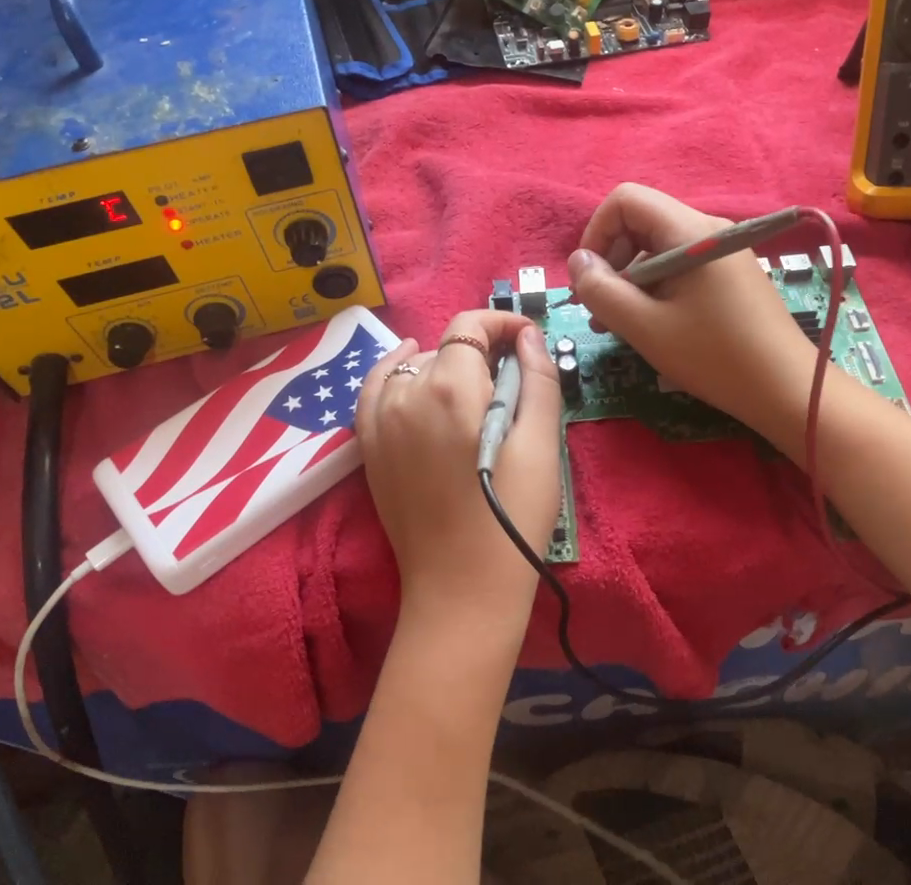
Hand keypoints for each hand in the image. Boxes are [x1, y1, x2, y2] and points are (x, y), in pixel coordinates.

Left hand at [356, 312, 561, 616]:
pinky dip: (395, 374)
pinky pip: (375, 392)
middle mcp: (405, 394)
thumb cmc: (511, 518)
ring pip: (411, 366)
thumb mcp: (541, 446)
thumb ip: (536, 380)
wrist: (461, 589)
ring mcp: (380, 422)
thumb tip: (528, 336)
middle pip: (444, 346)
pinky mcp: (369, 449)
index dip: (502, 322)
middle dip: (481, 348)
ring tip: (473, 384)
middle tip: (514, 376)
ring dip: (442, 363)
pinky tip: (411, 373)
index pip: (469, 326)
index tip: (528, 338)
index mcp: (450, 387)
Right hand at [568, 183, 817, 447]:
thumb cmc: (714, 355)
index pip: (625, 200)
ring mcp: (721, 251)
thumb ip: (602, 290)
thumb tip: (577, 262)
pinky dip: (655, 289)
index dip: (596, 233)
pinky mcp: (730, 275)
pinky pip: (679, 266)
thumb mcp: (645, 327)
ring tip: (617, 325)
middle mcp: (707, 228)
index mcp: (689, 230)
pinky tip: (649, 325)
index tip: (588, 279)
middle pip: (640, 222)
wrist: (786, 388)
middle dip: (611, 260)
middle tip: (598, 309)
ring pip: (657, 248)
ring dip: (630, 281)